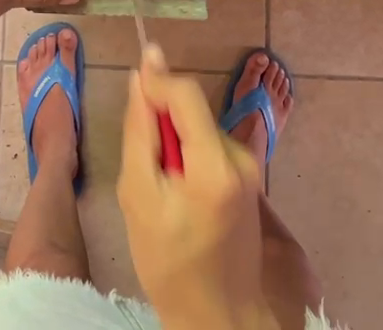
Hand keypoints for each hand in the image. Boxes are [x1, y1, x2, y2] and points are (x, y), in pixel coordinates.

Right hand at [119, 46, 274, 329]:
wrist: (217, 316)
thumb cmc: (168, 262)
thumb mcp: (138, 195)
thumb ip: (139, 131)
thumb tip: (140, 76)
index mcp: (215, 164)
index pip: (185, 93)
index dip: (157, 79)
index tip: (131, 77)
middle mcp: (241, 157)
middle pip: (191, 109)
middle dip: (161, 120)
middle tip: (141, 160)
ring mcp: (250, 167)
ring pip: (198, 126)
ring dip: (174, 139)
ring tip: (160, 185)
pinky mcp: (250, 177)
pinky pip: (209, 145)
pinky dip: (188, 155)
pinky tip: (178, 192)